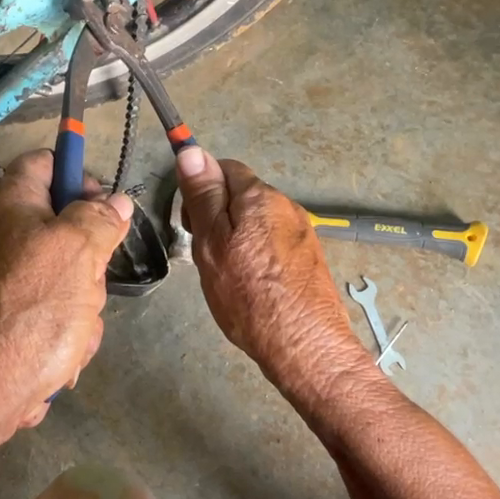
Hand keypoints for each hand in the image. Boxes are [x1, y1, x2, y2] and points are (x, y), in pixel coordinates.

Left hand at [0, 150, 131, 433]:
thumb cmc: (34, 306)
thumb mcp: (78, 249)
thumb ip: (99, 217)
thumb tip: (115, 201)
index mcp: (12, 202)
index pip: (46, 161)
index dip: (78, 174)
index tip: (103, 206)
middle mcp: (6, 233)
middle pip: (67, 223)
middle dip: (90, 254)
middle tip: (90, 274)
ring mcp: (11, 276)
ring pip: (71, 271)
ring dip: (85, 299)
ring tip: (76, 322)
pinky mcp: (17, 314)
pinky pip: (60, 308)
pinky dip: (70, 328)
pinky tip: (66, 350)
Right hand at [176, 147, 358, 377]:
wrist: (306, 348)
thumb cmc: (248, 295)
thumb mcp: (212, 243)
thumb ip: (203, 196)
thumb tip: (191, 150)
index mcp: (260, 196)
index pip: (224, 167)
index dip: (200, 188)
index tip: (190, 223)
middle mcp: (286, 205)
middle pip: (241, 194)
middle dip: (217, 214)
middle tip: (205, 253)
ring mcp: (301, 232)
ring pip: (256, 220)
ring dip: (236, 235)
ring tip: (226, 273)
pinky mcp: (309, 258)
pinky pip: (272, 242)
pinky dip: (256, 254)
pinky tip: (250, 283)